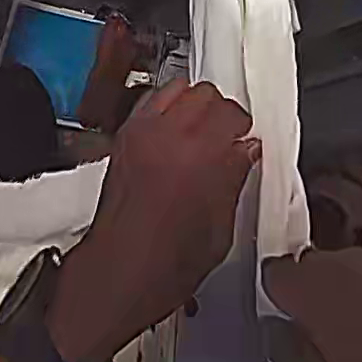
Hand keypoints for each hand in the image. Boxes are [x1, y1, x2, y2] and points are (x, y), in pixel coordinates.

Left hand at [46, 79, 258, 361]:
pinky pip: (150, 100)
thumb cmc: (162, 265)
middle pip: (207, 94)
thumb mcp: (219, 231)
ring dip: (194, 102)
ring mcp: (143, 133)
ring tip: (200, 124)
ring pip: (178, 87)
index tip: (245, 139)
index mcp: (201, 157)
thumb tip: (246, 152)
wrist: (115, 274)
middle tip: (227, 131)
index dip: (243, 127)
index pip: (232, 114)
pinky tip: (172, 126)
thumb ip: (234, 179)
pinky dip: (166, 104)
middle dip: (222, 111)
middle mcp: (170, 136)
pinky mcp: (124, 137)